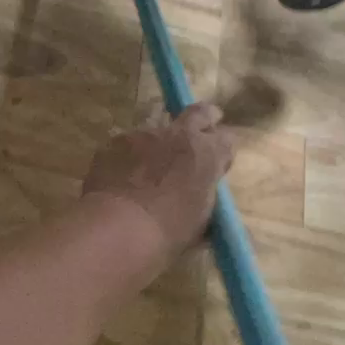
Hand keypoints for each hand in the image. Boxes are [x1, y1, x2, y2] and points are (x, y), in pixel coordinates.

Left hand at [81, 104, 236, 256]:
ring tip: (149, 172)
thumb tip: (200, 188)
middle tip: (202, 129)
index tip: (218, 159)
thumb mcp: (200, 217)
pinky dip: (131, 157)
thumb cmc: (168, 231)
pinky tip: (123, 178)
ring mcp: (145, 133)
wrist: (118, 225)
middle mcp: (178, 134)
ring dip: (159, 146)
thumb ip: (204, 192)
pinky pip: (130, 144)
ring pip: (159, 132)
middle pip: (199, 113)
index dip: (222, 149)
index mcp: (207, 154)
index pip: (227, 139)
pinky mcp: (117, 139)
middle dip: (205, 118)